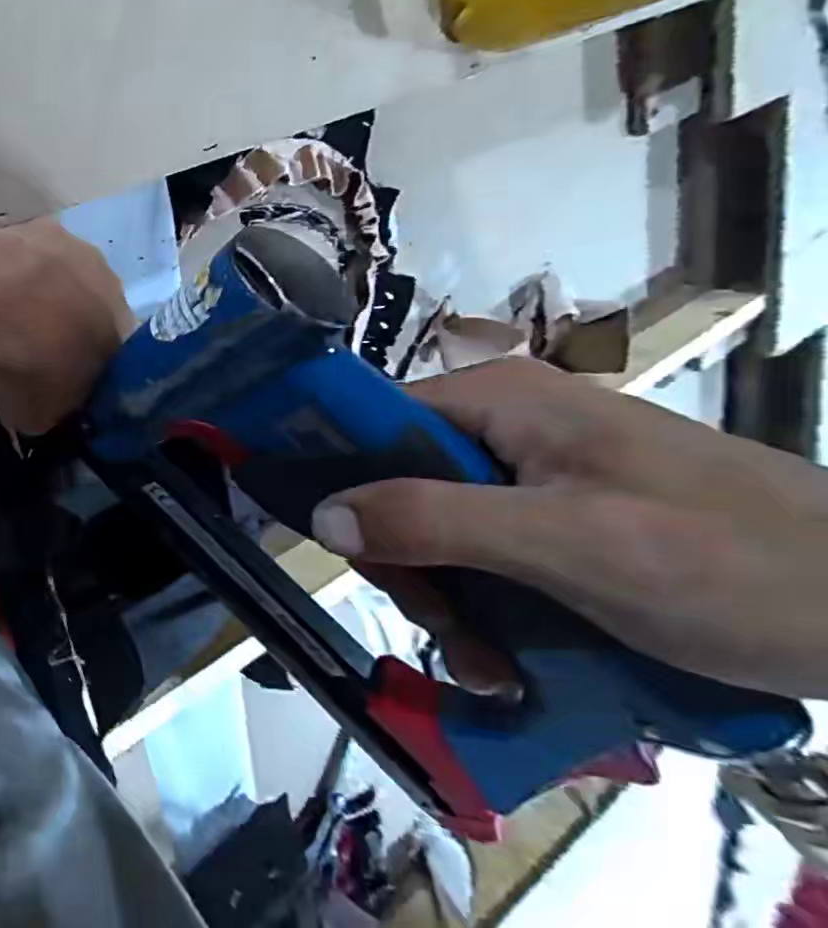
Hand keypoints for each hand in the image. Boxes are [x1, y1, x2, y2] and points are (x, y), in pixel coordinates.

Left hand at [0, 219, 135, 433]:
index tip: (47, 378)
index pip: (108, 360)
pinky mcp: (46, 226)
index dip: (77, 370)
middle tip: (22, 346)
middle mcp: (114, 291)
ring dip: (37, 294)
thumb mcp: (39, 415)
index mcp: (121, 340)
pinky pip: (32, 255)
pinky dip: (13, 268)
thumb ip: (49, 406)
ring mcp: (82, 253)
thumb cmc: (30, 370)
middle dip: (60, 327)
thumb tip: (37, 401)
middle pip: (88, 312)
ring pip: (63, 278)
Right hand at [309, 357, 827, 699]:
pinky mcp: (558, 513)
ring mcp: (530, 469)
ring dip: (446, 600)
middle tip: (444, 626)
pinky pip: (479, 552)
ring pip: (431, 527)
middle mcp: (500, 422)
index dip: (341, 484)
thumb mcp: (574, 545)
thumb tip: (318, 518)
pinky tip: (507, 658)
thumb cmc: (744, 567)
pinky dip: (482, 607)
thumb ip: (435, 521)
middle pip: (393, 486)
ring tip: (487, 663)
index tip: (355, 555)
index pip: (367, 424)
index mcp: (495, 400)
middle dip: (407, 565)